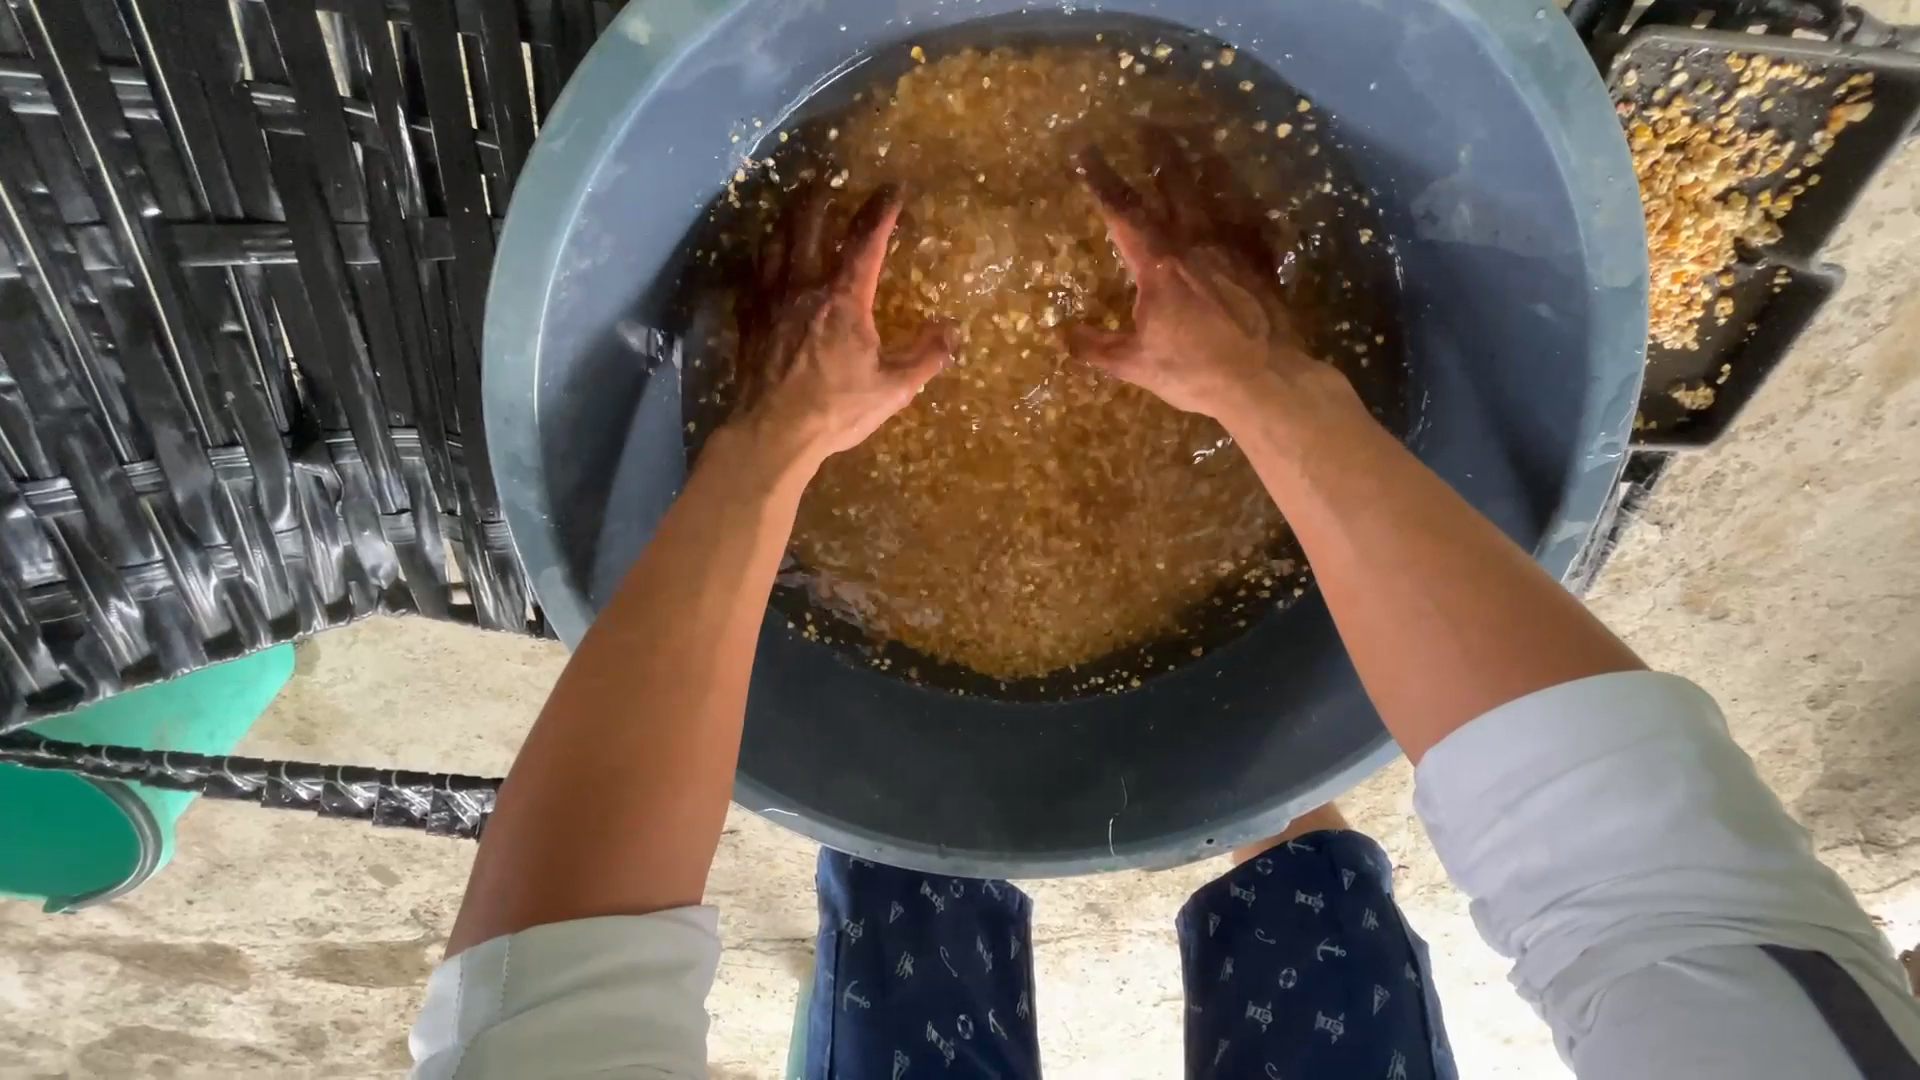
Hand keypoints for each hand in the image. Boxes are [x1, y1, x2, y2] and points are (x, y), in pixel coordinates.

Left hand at [730, 183, 952, 469]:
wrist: (775, 432)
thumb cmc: (837, 409)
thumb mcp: (894, 388)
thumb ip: (926, 356)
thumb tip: (951, 330)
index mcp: (844, 300)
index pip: (866, 241)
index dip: (882, 210)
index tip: (895, 188)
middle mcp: (804, 288)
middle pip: (809, 226)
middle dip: (821, 198)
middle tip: (828, 182)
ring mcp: (771, 302)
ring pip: (775, 244)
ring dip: (786, 220)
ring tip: (793, 208)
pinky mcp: (749, 322)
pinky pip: (751, 277)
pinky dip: (759, 259)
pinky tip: (761, 260)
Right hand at [1066, 127, 1339, 427]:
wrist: (1262, 379)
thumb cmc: (1193, 371)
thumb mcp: (1134, 364)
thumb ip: (1095, 346)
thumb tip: (1061, 334)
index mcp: (1159, 265)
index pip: (1123, 212)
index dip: (1101, 179)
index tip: (1084, 149)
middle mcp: (1195, 243)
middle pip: (1174, 184)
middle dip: (1157, 152)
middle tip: (1147, 123)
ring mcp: (1233, 249)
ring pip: (1217, 192)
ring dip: (1203, 163)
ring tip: (1196, 141)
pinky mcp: (1260, 263)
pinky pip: (1252, 221)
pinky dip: (1244, 203)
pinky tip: (1245, 196)